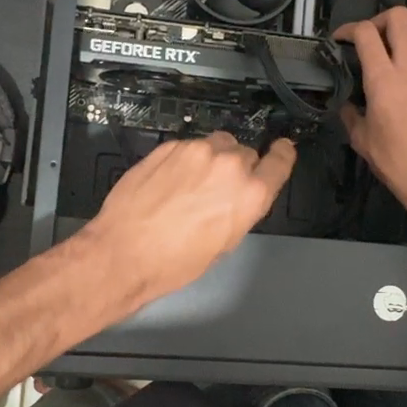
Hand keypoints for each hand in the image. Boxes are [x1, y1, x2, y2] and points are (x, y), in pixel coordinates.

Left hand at [78, 132, 295, 305]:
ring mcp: (197, 151)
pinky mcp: (169, 147)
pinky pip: (189, 147)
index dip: (282, 155)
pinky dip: (185, 161)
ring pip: (217, 145)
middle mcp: (229, 165)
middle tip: (218, 192)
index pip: (280, 161)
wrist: (125, 251)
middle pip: (246, 154)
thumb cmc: (175, 261)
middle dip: (237, 169)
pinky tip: (170, 185)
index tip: (282, 150)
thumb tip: (240, 195)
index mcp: (251, 193)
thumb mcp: (225, 242)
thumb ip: (242, 209)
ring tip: (191, 187)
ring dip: (212, 160)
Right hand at [333, 7, 406, 216]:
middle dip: (379, 19)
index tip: (340, 40)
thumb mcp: (362, 140)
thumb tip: (347, 105)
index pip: (365, 34)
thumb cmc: (396, 163)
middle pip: (399, 17)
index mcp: (383, 80)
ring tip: (395, 42)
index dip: (348, 29)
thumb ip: (351, 115)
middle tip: (370, 37)